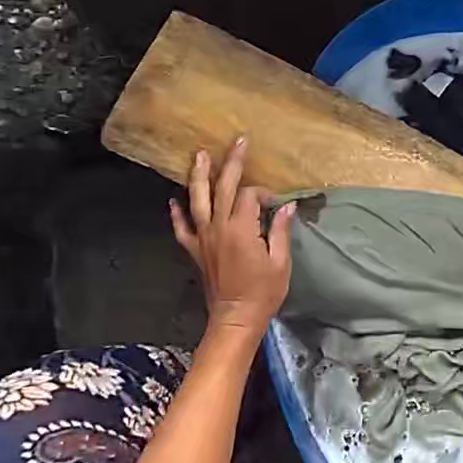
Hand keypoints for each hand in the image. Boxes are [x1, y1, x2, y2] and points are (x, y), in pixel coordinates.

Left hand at [171, 136, 294, 334]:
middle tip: (238, 141)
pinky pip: (182, 229)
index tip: (276, 201)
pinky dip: (177, 214)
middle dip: (232, 162)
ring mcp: (203, 238)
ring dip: (199, 176)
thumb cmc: (263, 293)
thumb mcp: (280, 262)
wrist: (235, 321)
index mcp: (242, 229)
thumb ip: (281, 231)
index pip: (249, 195)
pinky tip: (173, 200)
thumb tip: (288, 206)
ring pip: (198, 200)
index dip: (263, 193)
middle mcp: (219, 228)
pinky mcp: (194, 251)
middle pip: (223, 187)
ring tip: (200, 156)